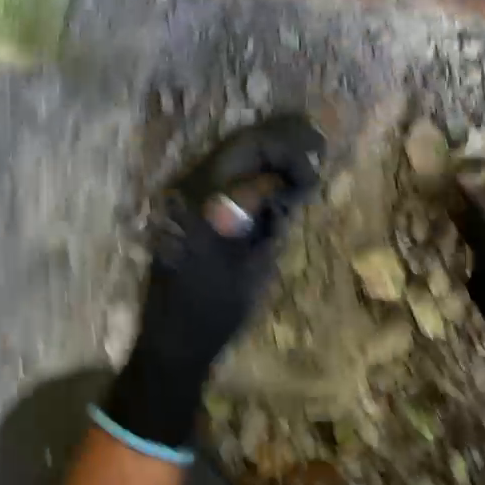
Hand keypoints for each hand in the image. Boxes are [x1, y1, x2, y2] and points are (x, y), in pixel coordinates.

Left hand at [99, 115, 325, 454]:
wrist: (171, 341)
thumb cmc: (218, 309)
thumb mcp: (259, 262)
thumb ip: (275, 215)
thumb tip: (291, 185)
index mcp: (210, 197)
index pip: (257, 151)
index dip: (293, 158)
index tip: (313, 180)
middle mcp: (191, 184)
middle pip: (242, 143)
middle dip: (281, 147)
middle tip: (312, 155)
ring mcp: (182, 192)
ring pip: (230, 153)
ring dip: (265, 155)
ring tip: (296, 169)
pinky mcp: (181, 205)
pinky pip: (220, 172)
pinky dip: (248, 170)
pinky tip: (269, 185)